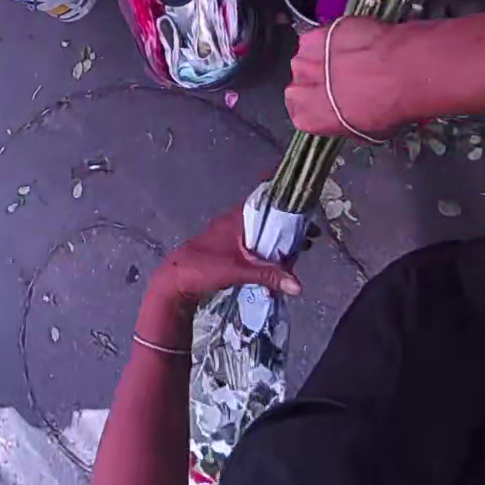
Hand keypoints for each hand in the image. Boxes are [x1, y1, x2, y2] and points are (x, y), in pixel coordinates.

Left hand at [150, 208, 299, 304]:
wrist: (174, 281)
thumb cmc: (202, 267)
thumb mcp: (238, 270)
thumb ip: (268, 275)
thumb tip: (298, 285)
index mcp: (236, 218)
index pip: (264, 199)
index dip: (285, 199)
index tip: (306, 203)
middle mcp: (235, 222)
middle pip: (267, 217)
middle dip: (288, 225)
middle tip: (311, 235)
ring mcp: (231, 235)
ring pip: (261, 231)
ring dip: (278, 239)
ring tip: (300, 249)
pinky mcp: (228, 249)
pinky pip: (254, 244)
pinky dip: (267, 249)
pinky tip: (279, 261)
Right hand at [285, 18, 406, 137]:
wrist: (401, 71)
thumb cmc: (387, 103)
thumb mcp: (366, 131)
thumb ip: (344, 124)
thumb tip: (351, 118)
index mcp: (306, 117)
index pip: (303, 113)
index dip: (320, 108)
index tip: (333, 105)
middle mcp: (298, 89)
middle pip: (302, 85)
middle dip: (319, 83)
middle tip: (347, 82)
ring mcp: (304, 58)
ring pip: (309, 59)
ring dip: (326, 60)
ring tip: (354, 61)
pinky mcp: (317, 34)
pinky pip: (321, 38)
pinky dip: (334, 39)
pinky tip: (355, 44)